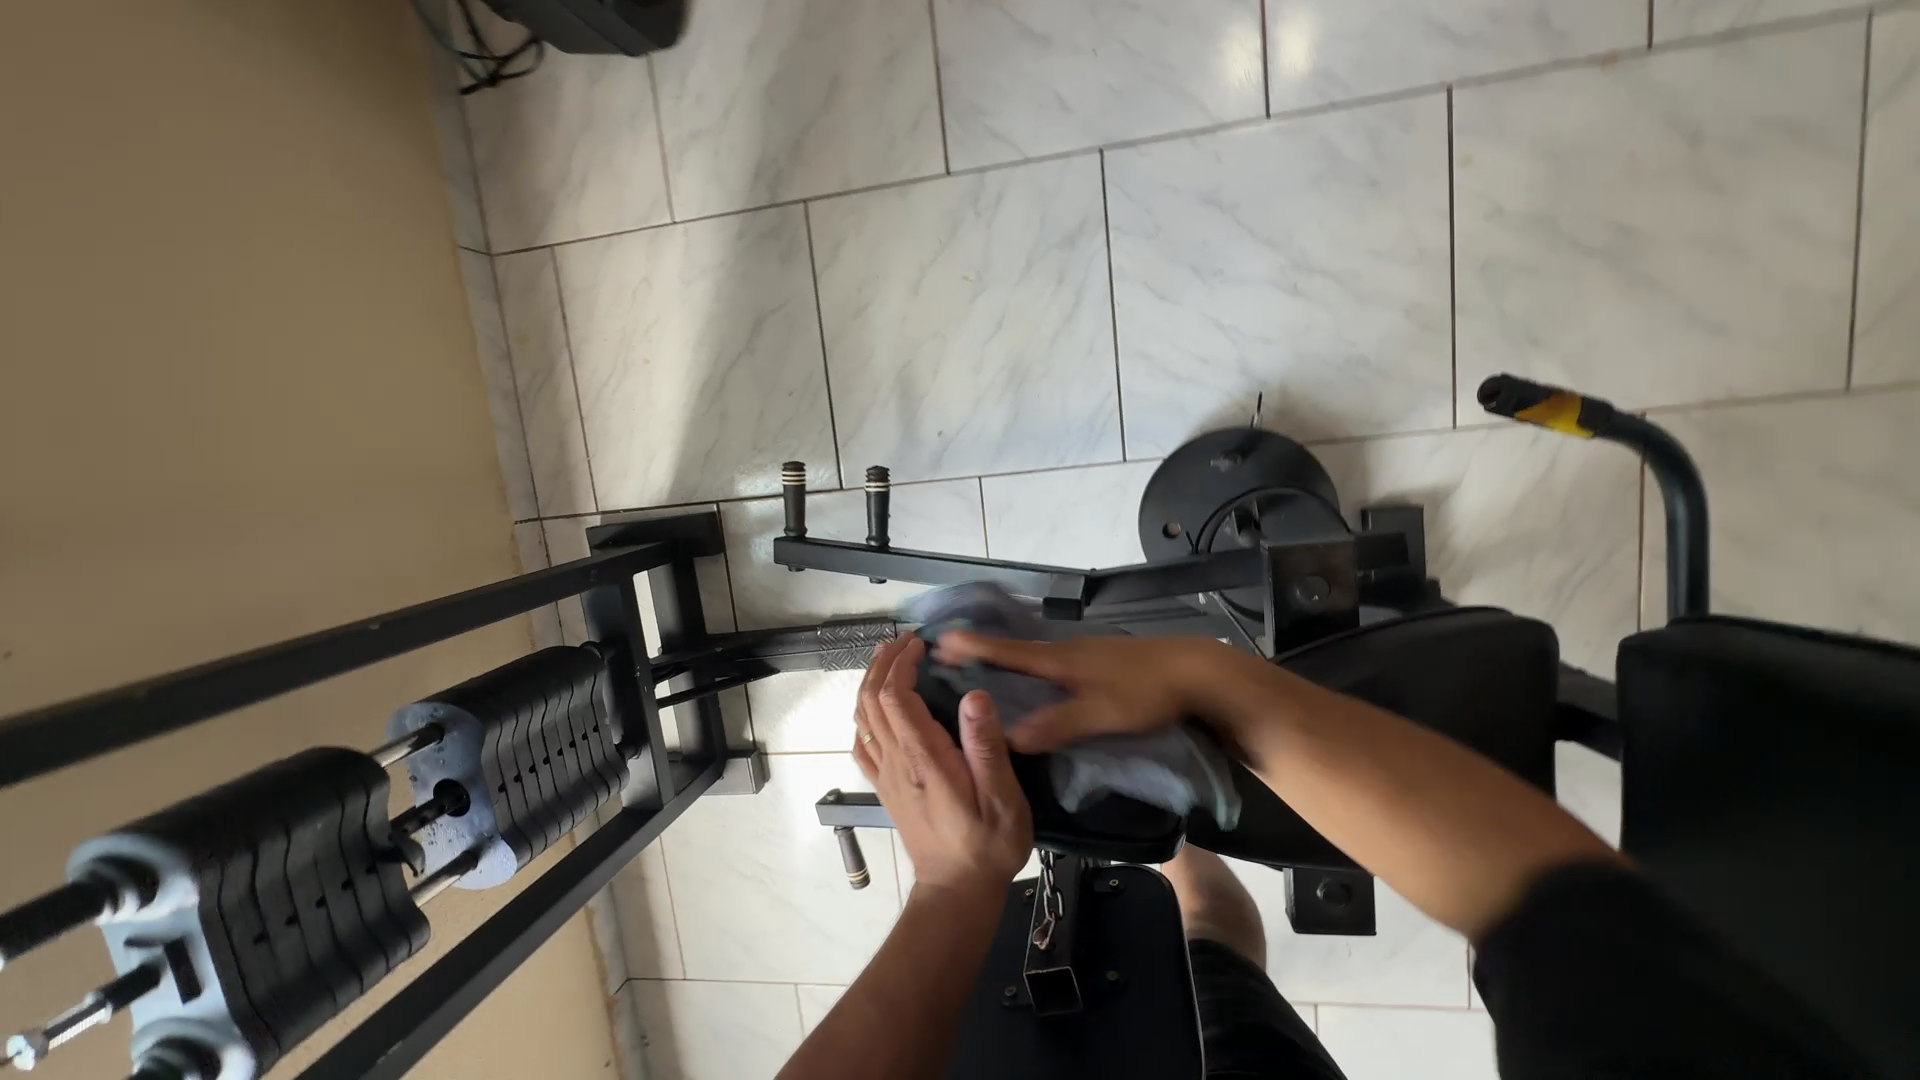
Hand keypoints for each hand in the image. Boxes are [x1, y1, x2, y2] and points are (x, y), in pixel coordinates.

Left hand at [852, 636, 1033, 896]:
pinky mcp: (885, 788)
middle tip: (904, 640)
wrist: (956, 892)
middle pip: (871, 700)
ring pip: (862, 718)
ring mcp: (885, 775)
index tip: (920, 642)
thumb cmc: (986, 844)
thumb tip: (973, 695)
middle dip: (882, 663)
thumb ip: (986, 746)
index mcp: (923, 757)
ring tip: (889, 659)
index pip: (895, 696)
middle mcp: (896, 761)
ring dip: (871, 682)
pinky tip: (878, 706)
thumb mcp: (1002, 797)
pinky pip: (862, 743)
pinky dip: (865, 714)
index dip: (901, 663)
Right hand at [933, 631, 1241, 752]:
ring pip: (1034, 657)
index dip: (974, 648)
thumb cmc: (1148, 691)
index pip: (1008, 653)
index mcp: (1061, 660)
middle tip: (947, 655)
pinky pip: (1051, 664)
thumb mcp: (1102, 713)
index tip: (940, 640)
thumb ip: (1058, 724)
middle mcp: (1068, 651)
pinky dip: (1029, 669)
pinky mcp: (1100, 663)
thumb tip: (1009, 737)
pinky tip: (1030, 682)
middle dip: (981, 653)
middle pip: (1015, 651)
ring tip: (979, 670)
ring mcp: (1086, 655)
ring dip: (1005, 661)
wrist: (1197, 672)